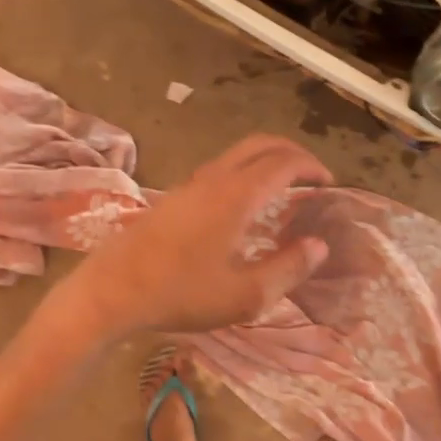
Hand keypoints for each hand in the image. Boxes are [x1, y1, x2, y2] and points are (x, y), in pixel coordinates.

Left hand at [56, 134, 333, 339]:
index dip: (311, 166)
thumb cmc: (181, 294)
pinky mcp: (171, 198)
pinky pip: (218, 170)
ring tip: (282, 189)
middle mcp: (213, 179)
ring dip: (263, 161)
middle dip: (289, 151)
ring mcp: (188, 185)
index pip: (283, 162)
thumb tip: (318, 246)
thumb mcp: (244, 296)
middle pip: (258, 144)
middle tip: (311, 173)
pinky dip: (242, 173)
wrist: (111, 291)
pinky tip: (243, 207)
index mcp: (236, 195)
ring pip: (235, 155)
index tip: (329, 182)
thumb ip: (287, 269)